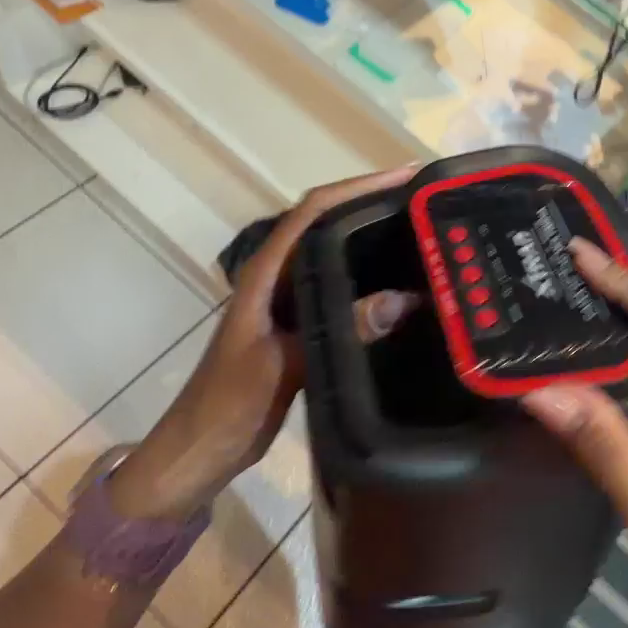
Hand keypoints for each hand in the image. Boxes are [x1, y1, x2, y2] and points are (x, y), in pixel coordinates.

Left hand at [104, 165, 419, 520]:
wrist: (201, 451)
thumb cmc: (228, 403)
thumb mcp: (281, 365)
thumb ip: (336, 330)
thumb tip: (401, 299)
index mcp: (266, 273)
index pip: (314, 211)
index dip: (357, 186)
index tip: (405, 175)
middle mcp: (280, 276)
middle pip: (328, 222)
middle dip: (372, 202)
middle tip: (426, 200)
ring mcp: (291, 301)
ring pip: (337, 254)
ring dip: (373, 235)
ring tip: (422, 230)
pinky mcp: (303, 327)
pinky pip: (343, 289)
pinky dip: (371, 276)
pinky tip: (402, 286)